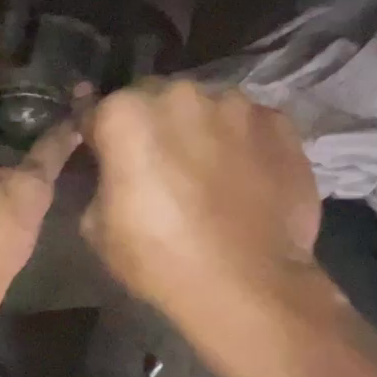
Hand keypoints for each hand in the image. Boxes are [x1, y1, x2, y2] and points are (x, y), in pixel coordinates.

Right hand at [81, 81, 339, 376]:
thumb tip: (111, 175)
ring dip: (198, 132)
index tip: (101, 160)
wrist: (246, 282)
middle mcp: (180, 94)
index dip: (97, 139)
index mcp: (125, 115)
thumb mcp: (96, 229)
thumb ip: (100, 184)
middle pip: (154, 101)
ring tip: (205, 175)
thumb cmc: (158, 258)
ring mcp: (236, 104)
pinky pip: (247, 126)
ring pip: (204, 110)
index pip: (98, 113)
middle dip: (150, 127)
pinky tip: (241, 180)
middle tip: (155, 169)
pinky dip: (240, 144)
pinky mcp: (279, 123)